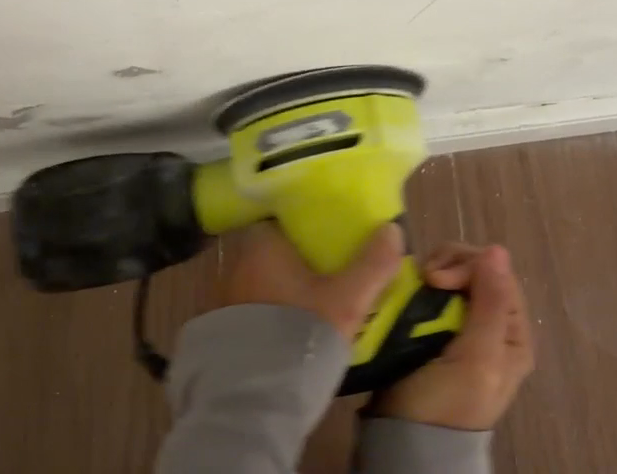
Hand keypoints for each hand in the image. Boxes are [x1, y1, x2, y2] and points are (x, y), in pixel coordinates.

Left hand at [220, 221, 403, 341]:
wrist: (253, 398)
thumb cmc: (300, 334)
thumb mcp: (347, 301)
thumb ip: (372, 265)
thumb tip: (393, 229)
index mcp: (261, 243)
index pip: (284, 218)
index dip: (307, 224)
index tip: (329, 234)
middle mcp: (237, 262)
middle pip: (274, 249)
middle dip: (299, 258)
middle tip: (330, 268)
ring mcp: (225, 295)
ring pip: (263, 280)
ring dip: (285, 287)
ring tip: (315, 300)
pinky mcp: (223, 328)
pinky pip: (253, 307)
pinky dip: (271, 311)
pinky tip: (293, 326)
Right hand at [370, 243, 534, 430]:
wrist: (406, 440)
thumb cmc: (448, 403)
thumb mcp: (478, 359)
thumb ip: (490, 305)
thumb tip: (498, 249)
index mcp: (511, 333)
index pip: (499, 274)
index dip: (471, 265)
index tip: (438, 278)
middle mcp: (490, 321)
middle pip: (475, 268)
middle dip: (450, 265)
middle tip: (426, 279)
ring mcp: (460, 320)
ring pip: (451, 272)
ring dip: (433, 271)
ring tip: (416, 285)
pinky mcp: (432, 321)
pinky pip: (430, 287)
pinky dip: (419, 282)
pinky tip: (408, 289)